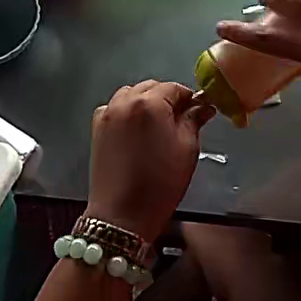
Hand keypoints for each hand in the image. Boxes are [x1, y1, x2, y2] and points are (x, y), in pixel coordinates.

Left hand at [85, 80, 213, 244]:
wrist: (122, 213)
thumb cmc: (160, 182)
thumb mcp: (187, 149)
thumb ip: (194, 121)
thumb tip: (202, 107)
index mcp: (150, 104)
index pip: (174, 87)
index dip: (189, 97)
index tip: (198, 110)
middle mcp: (125, 102)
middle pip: (151, 87)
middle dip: (168, 98)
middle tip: (182, 118)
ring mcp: (108, 115)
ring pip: (131, 95)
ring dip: (147, 102)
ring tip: (159, 125)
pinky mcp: (97, 129)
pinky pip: (116, 108)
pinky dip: (128, 112)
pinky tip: (138, 131)